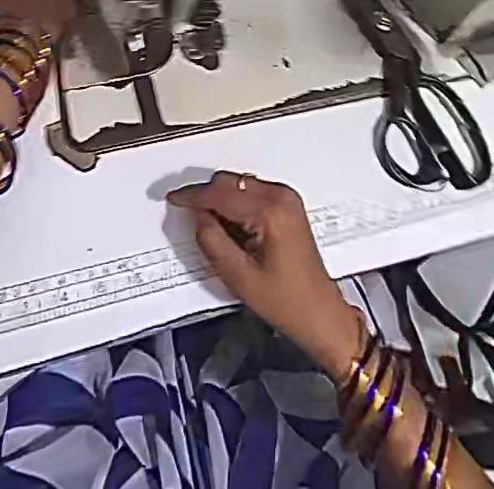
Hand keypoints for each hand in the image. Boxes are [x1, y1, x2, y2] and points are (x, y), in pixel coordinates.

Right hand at [167, 172, 365, 377]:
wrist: (319, 311)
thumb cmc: (287, 301)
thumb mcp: (238, 276)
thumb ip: (211, 240)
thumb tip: (197, 215)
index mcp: (271, 212)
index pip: (221, 194)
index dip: (193, 196)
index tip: (175, 198)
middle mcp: (282, 197)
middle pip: (231, 182)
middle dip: (207, 197)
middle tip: (192, 219)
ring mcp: (287, 198)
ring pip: (240, 184)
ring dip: (222, 201)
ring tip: (219, 234)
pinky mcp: (288, 203)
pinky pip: (252, 191)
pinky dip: (237, 204)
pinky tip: (235, 230)